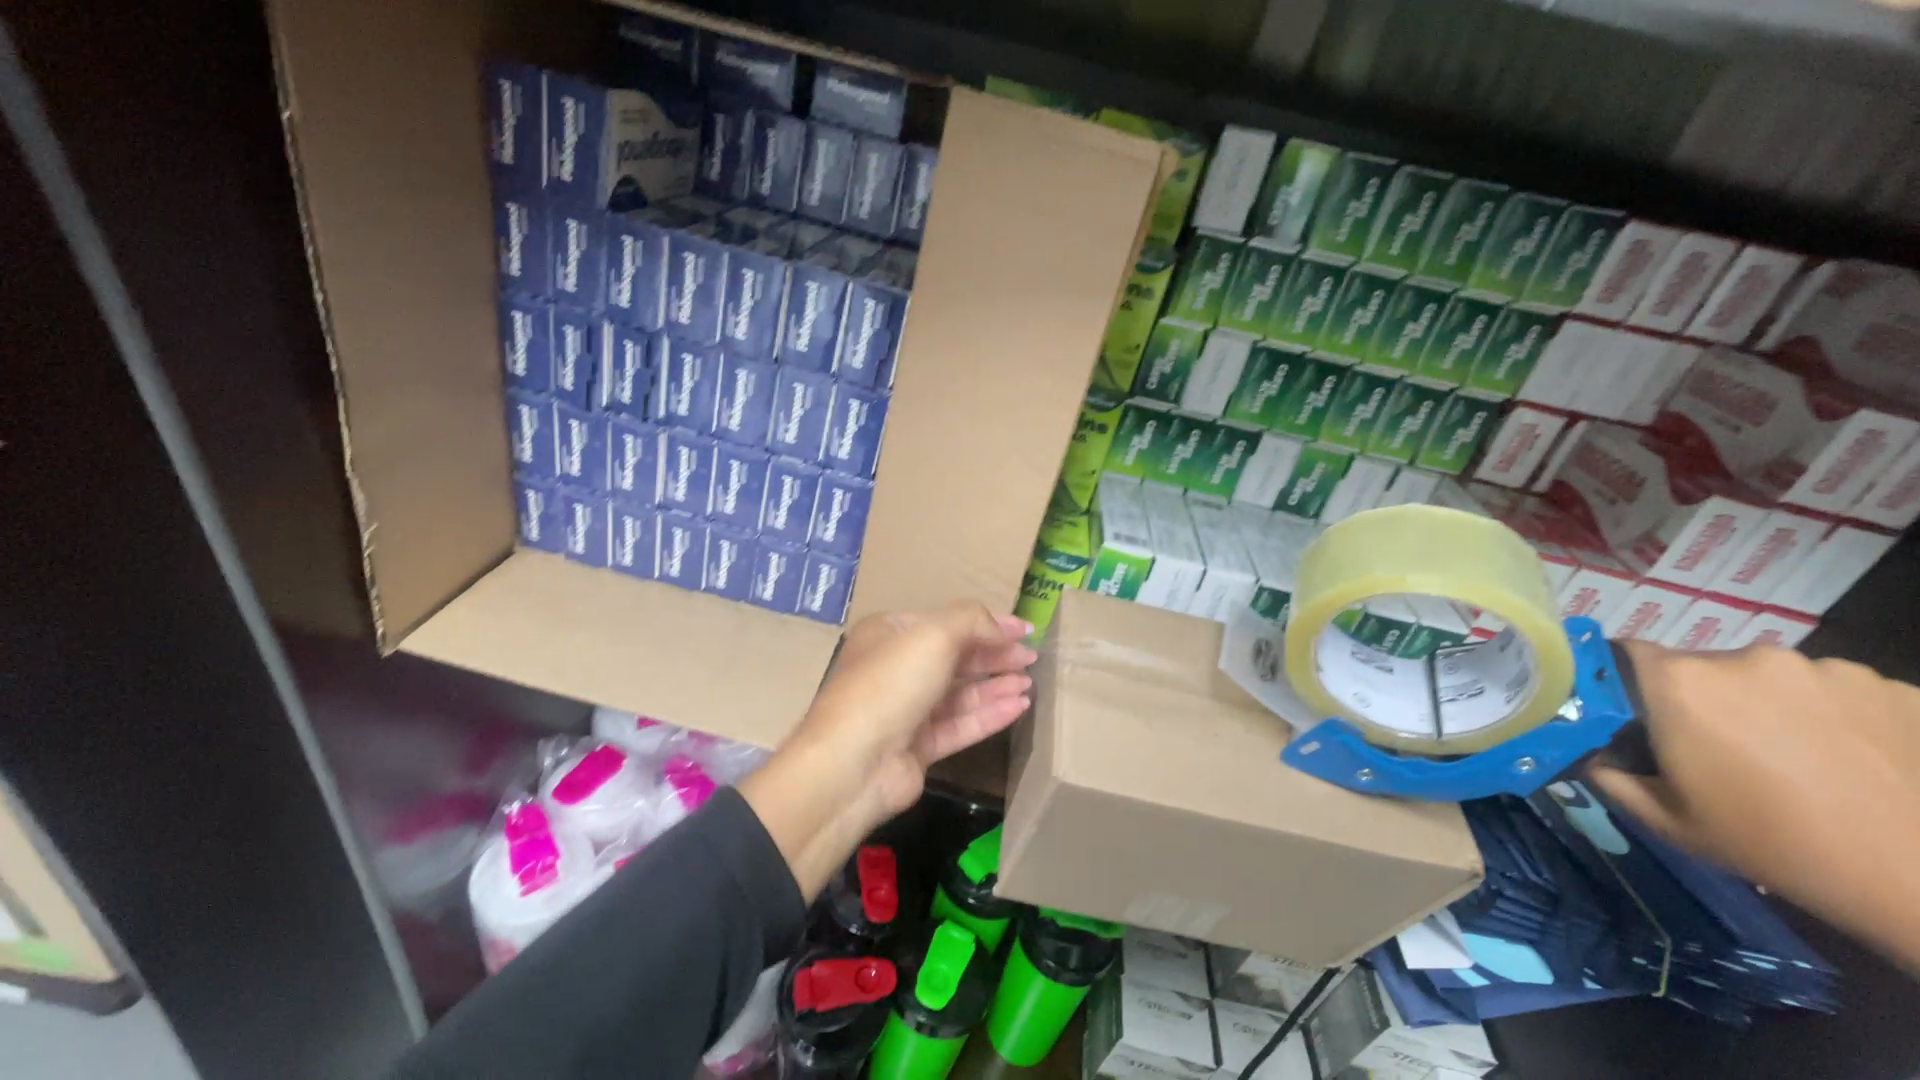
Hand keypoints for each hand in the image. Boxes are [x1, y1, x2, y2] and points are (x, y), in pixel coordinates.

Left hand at [794, 602, 1036, 818]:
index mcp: (889, 634)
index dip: (987, 623)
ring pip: (959, 694)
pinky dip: (989, 715)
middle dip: (994, 655)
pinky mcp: (917, 748)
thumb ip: (973, 620)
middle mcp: (895, 669)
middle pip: (954, 658)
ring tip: (1030, 682)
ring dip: (995, 686)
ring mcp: (905, 711)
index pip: (946, 622)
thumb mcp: (933, 635)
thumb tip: (1005, 626)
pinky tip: (1018, 706)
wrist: (852, 764)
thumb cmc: (890, 684)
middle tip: (1032, 657)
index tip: (1025, 631)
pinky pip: (959, 725)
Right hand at [1589, 641, 1919, 969]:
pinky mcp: (1891, 684)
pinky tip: (1851, 762)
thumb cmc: (1773, 845)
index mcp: (1682, 684)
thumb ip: (1612, 777)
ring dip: (1770, 707)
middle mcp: (1747, 658)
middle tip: (1719, 750)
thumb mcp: (1668, 822)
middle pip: (1703, 666)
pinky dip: (1833, 717)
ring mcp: (1827, 667)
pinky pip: (1838, 691)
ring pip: (1773, 679)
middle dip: (1702, 700)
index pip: (1626, 653)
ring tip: (1797, 761)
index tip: (1634, 717)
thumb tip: (1595, 754)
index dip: (1624, 681)